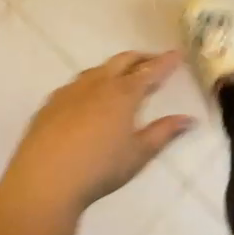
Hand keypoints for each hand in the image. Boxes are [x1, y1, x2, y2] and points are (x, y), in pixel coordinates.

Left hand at [2, 50, 194, 211]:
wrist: (44, 180)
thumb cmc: (99, 168)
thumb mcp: (138, 154)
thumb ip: (164, 133)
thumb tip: (189, 119)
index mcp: (123, 93)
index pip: (150, 71)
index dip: (166, 62)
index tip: (178, 54)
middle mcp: (97, 84)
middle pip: (123, 61)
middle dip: (142, 58)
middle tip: (154, 61)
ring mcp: (70, 91)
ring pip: (98, 69)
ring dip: (115, 68)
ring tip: (123, 77)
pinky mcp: (50, 103)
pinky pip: (76, 84)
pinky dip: (91, 82)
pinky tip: (89, 97)